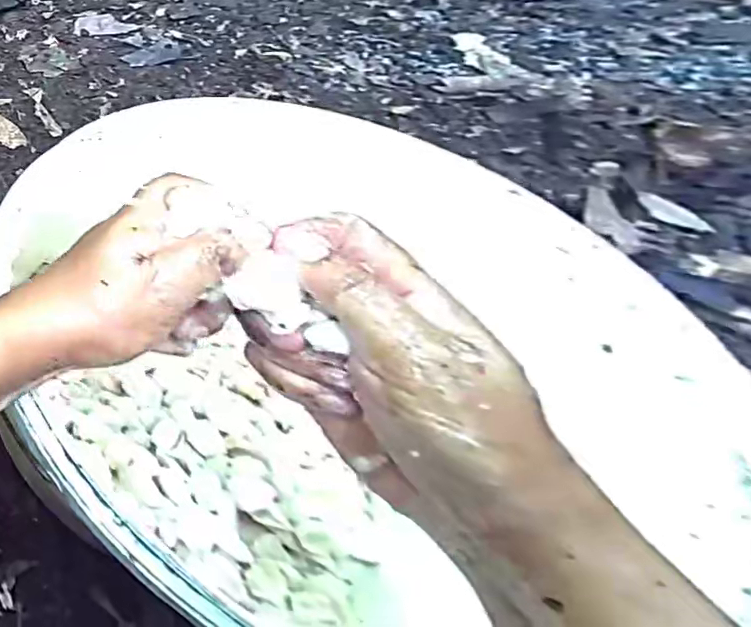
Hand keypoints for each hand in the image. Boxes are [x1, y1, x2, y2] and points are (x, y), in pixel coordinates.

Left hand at [9, 174, 245, 369]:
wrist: (40, 340)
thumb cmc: (89, 311)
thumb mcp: (166, 282)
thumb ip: (210, 255)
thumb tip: (242, 238)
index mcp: (141, 220)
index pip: (185, 188)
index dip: (219, 209)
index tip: (241, 245)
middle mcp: (131, 238)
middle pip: (192, 240)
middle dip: (211, 276)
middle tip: (205, 300)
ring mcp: (124, 266)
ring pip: (181, 278)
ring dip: (191, 308)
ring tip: (177, 326)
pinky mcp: (117, 294)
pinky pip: (161, 303)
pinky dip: (168, 323)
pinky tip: (161, 338)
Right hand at [242, 214, 562, 527]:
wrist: (481, 516)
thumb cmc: (480, 434)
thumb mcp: (416, 350)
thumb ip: (350, 290)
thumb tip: (294, 244)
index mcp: (399, 289)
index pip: (339, 233)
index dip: (299, 236)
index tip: (271, 259)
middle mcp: (362, 311)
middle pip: (289, 275)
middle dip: (280, 303)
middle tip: (298, 333)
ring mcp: (335, 346)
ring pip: (272, 320)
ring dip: (287, 351)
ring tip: (334, 382)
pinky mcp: (314, 379)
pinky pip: (269, 360)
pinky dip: (286, 379)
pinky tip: (330, 402)